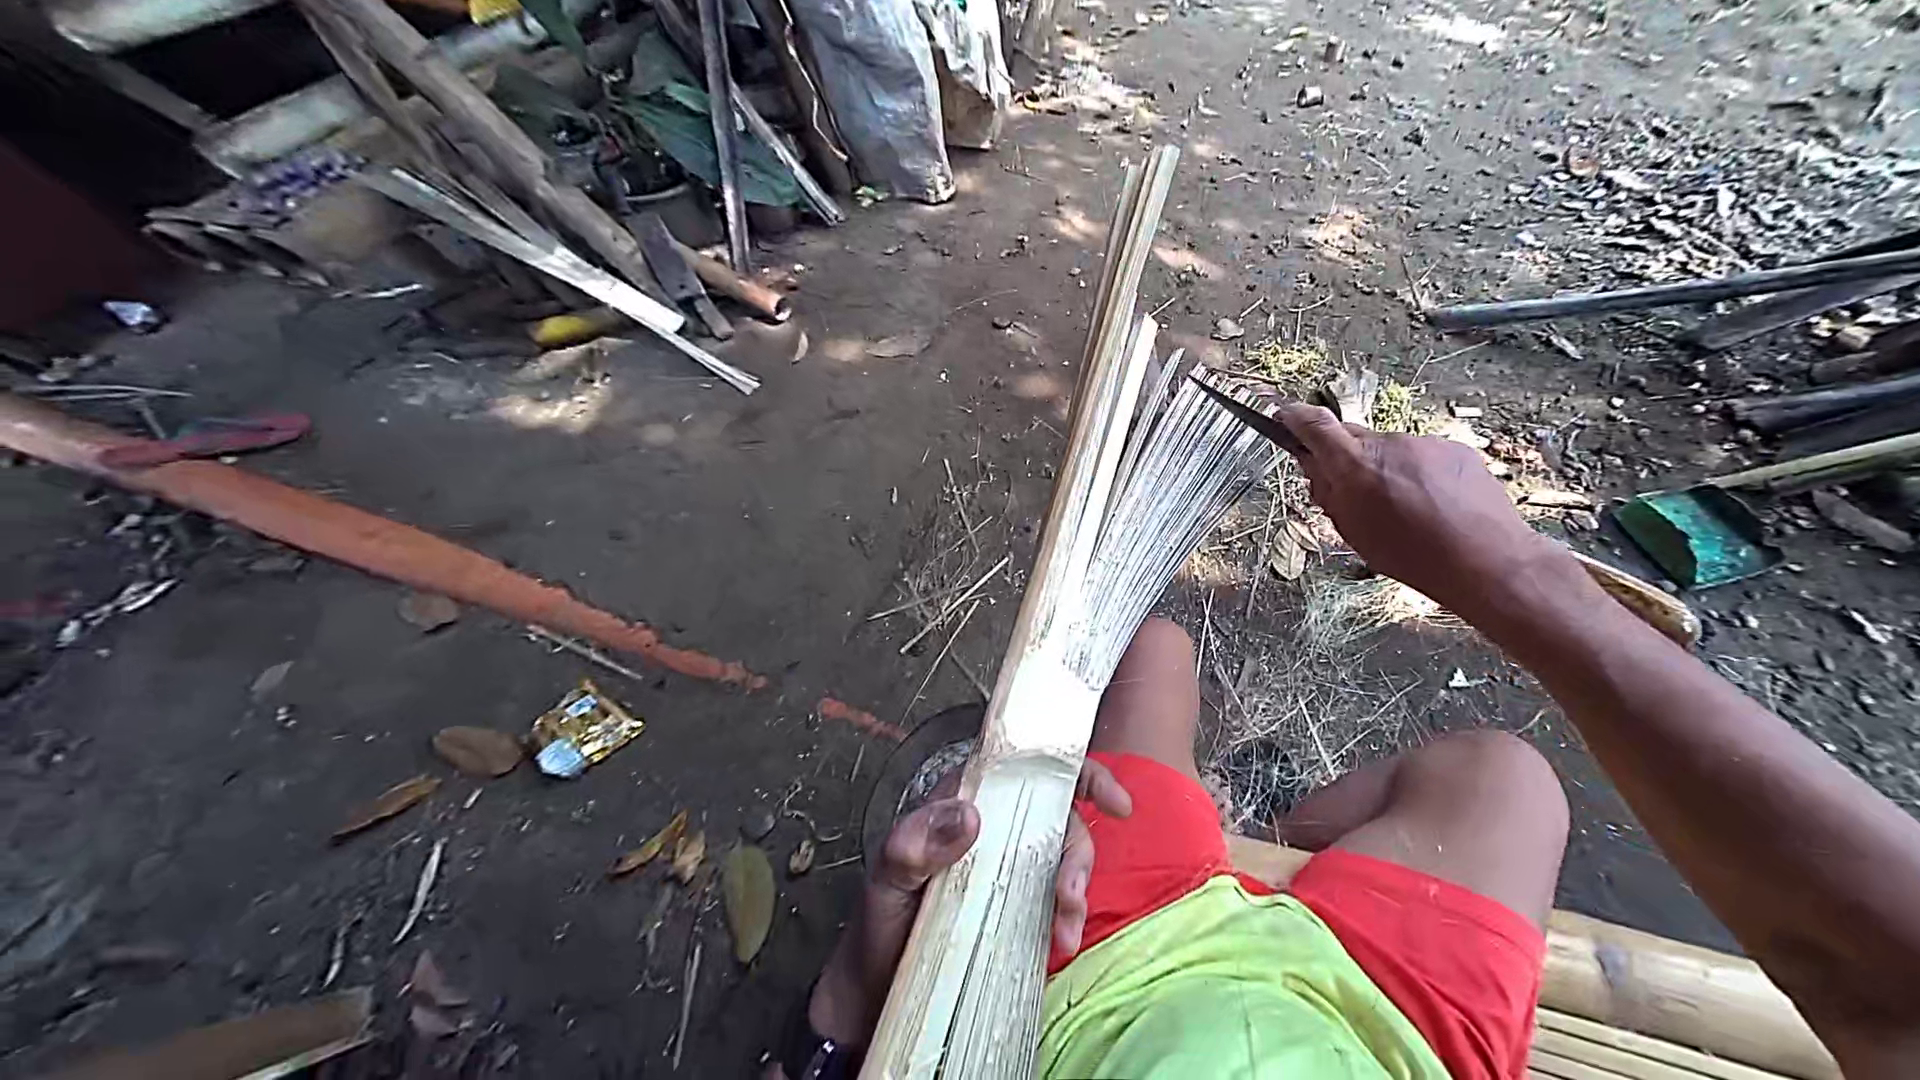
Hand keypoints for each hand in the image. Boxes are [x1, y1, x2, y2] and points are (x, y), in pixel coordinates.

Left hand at [805, 759, 1130, 1049]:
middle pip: (1057, 814)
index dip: (1074, 771)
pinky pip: (1054, 899)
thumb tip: (970, 814)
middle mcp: (993, 825)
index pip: (1023, 766)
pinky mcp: (1015, 905)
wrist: (875, 991)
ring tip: (1063, 931)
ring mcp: (1006, 865)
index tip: (1113, 799)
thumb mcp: (888, 877)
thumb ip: (917, 841)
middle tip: (1069, 896)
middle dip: (1077, 852)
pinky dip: (1066, 918)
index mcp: (965, 800)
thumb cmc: (878, 924)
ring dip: (1074, 890)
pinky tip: (1058, 943)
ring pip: (1060, 857)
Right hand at [1277, 403, 1568, 618]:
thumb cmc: (1412, 555)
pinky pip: (1420, 454)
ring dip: (1383, 469)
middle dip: (1343, 457)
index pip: (1315, 425)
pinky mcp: (1453, 448)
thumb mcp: (1351, 529)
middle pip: (1350, 437)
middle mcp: (1388, 445)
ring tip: (1400, 506)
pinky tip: (1429, 502)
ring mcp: (1424, 443)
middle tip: (1347, 489)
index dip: (1294, 417)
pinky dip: (1415, 472)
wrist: (1485, 560)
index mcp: (1355, 466)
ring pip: (1387, 448)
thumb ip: (1328, 491)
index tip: (1284, 416)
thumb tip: (1313, 465)